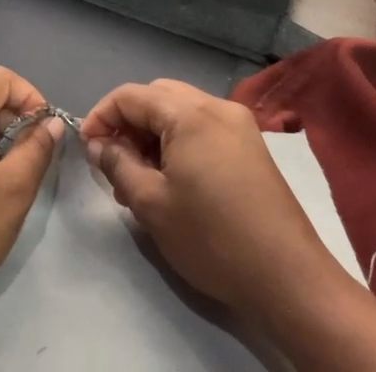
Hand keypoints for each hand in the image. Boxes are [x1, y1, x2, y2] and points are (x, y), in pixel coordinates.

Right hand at [80, 79, 335, 313]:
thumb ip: (117, 164)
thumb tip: (99, 145)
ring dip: (152, 134)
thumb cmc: (212, 238)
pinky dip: (178, 142)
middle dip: (128, 123)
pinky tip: (171, 179)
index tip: (87, 150)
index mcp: (191, 114)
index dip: (101, 117)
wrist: (288, 278)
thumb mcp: (150, 202)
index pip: (130, 96)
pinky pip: (203, 128)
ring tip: (139, 178)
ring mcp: (239, 126)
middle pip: (157, 97)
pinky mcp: (251, 148)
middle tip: (112, 161)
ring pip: (180, 112)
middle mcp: (217, 107)